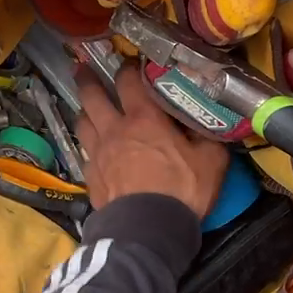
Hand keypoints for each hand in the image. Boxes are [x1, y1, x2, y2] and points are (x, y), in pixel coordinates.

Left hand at [74, 64, 228, 218]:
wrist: (147, 230)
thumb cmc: (181, 191)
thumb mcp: (210, 161)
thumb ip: (207, 137)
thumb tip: (209, 124)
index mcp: (144, 118)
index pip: (128, 81)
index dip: (127, 68)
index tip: (128, 63)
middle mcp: (115, 130)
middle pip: (92, 96)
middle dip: (87, 80)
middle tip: (82, 69)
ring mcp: (98, 154)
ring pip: (83, 123)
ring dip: (84, 112)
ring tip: (86, 108)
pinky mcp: (91, 178)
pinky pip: (85, 154)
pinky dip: (88, 147)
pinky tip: (93, 150)